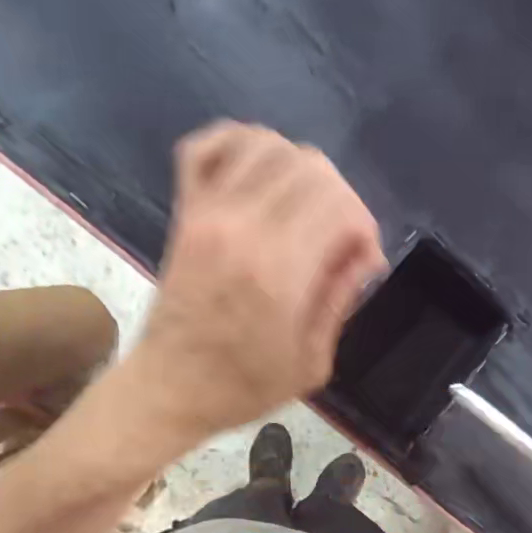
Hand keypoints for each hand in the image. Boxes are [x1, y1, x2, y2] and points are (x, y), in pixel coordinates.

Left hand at [121, 122, 384, 441]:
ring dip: (297, 166)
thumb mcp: (310, 363)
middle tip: (336, 237)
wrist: (168, 388)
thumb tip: (362, 255)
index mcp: (281, 271)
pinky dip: (235, 144)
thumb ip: (340, 300)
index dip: (363, 226)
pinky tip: (255, 170)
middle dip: (340, 196)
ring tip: (302, 206)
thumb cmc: (241, 387)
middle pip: (310, 166)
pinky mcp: (185, 213)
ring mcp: (208, 214)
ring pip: (265, 145)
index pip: (340, 203)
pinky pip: (204, 148)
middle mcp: (245, 228)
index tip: (360, 260)